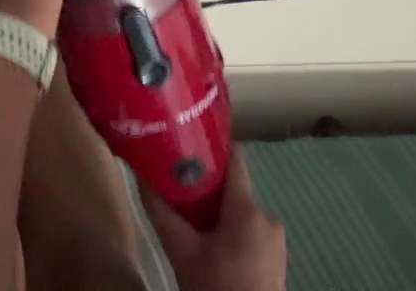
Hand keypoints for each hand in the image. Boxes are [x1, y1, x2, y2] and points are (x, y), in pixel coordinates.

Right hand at [145, 148, 286, 290]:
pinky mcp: (277, 257)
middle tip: (175, 187)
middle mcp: (268, 216)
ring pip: (239, 209)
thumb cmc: (217, 287)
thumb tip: (138, 174)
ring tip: (188, 218)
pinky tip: (209, 243)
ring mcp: (276, 239)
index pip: (234, 158)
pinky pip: (249, 229)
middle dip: (205, 185)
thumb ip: (160, 211)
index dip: (210, 145)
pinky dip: (229, 228)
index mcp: (247, 210)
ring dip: (216, 210)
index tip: (185, 139)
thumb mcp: (181, 250)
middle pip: (232, 186)